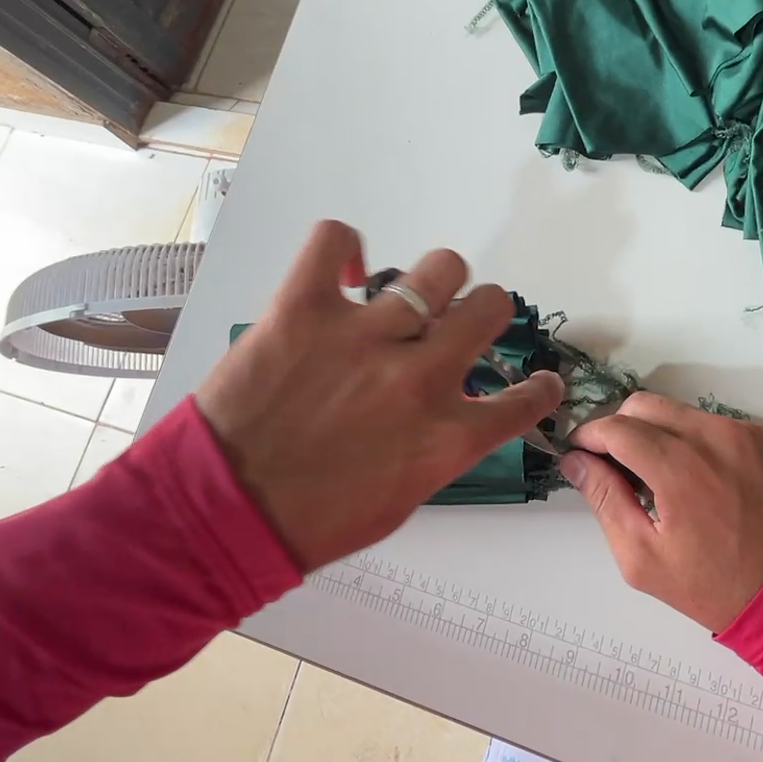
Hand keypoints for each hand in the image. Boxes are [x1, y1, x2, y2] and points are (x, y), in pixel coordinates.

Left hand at [195, 220, 562, 569]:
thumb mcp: (402, 498)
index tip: (540, 381)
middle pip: (490, 306)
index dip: (541, 387)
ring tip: (408, 297)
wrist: (221, 516)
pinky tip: (343, 273)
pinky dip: (344, 247)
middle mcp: (420, 378)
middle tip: (456, 324)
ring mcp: (364, 337)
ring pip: (439, 267)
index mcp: (446, 436)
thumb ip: (440, 449)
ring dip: (433, 281)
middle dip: (485, 312)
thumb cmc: (314, 522)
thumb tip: (452, 414)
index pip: (524, 400)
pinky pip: (335, 240)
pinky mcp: (305, 309)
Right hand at [563, 393, 762, 631]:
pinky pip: (712, 422)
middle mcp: (713, 437)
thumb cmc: (711, 585)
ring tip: (656, 473)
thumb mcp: (642, 558)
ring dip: (655, 431)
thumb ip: (604, 500)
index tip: (578, 453)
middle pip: (644, 405)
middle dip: (618, 427)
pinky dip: (693, 439)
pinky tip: (697, 476)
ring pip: (677, 409)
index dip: (589, 436)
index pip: (617, 428)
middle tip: (613, 463)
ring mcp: (743, 432)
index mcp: (679, 469)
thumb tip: (574, 460)